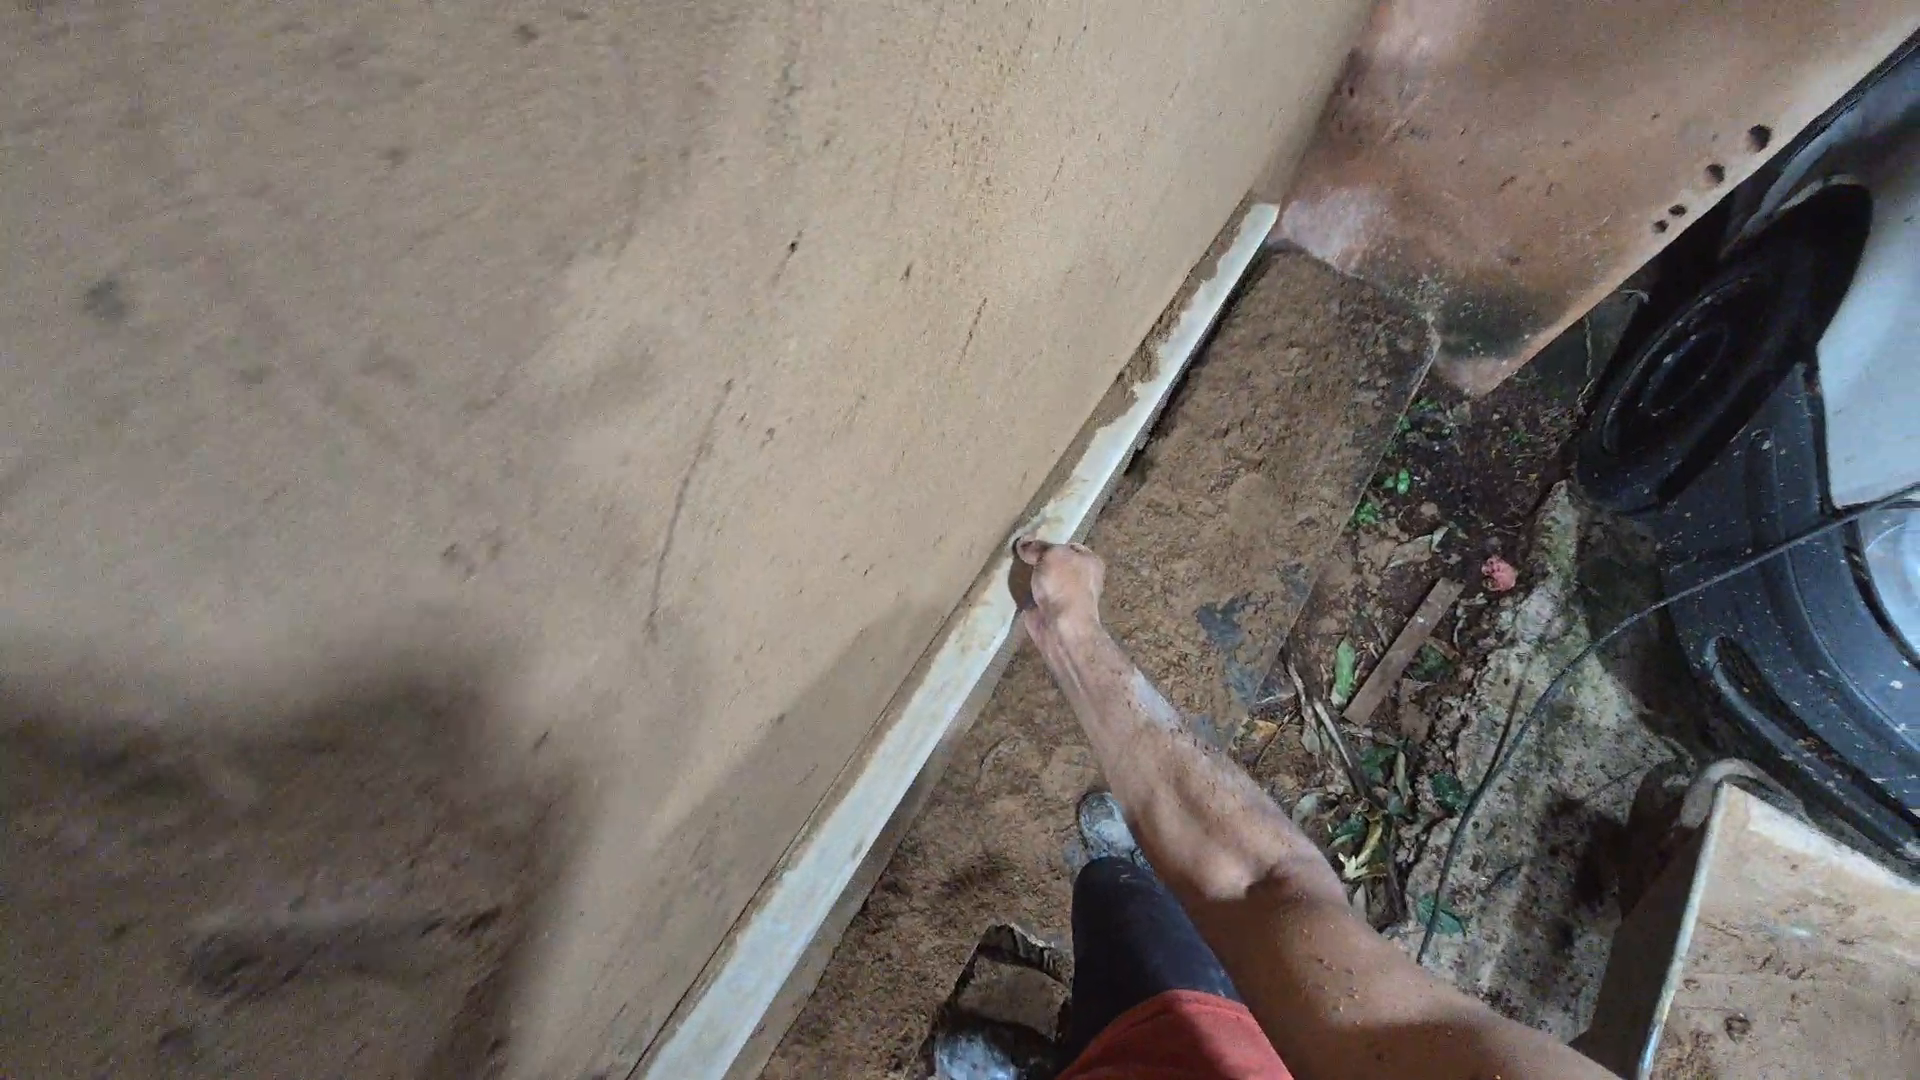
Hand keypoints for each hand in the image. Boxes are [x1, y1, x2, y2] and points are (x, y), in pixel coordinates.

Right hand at [1010, 538, 1104, 638]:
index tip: (1030, 542)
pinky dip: (1023, 593)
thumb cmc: (1064, 585)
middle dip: (1037, 560)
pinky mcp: (1049, 611)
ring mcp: (1064, 597)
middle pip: (1055, 563)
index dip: (1050, 542)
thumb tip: (1024, 544)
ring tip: (1010, 566)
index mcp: (1090, 562)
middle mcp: (1081, 579)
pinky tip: (1010, 585)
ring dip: (1029, 577)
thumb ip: (1038, 546)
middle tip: (1018, 554)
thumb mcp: (1052, 554)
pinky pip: (1033, 596)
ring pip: (1043, 580)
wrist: (1061, 626)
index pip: (1069, 546)